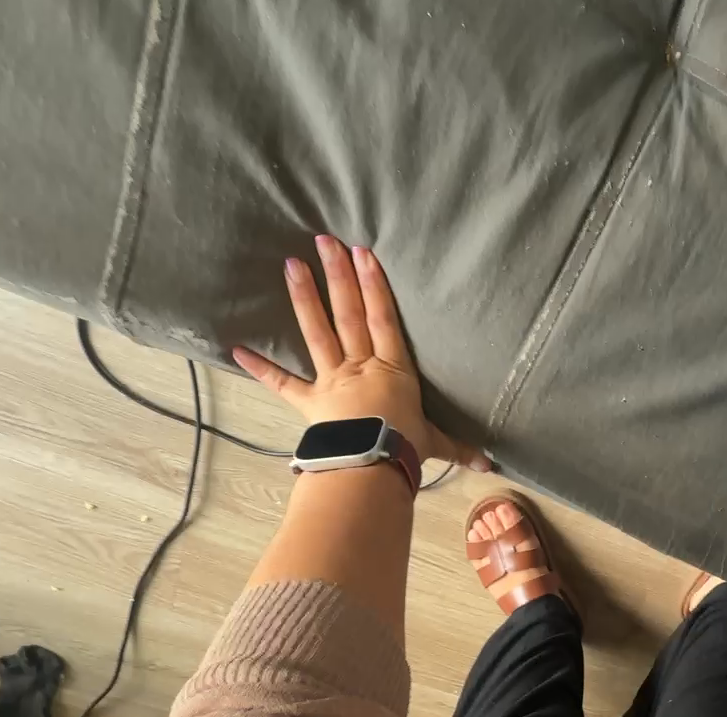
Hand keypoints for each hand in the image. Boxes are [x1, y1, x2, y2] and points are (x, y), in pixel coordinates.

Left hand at [232, 234, 491, 470]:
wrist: (371, 466)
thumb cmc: (406, 449)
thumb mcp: (438, 445)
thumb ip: (461, 448)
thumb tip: (490, 465)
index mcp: (393, 370)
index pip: (383, 319)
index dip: (374, 285)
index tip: (363, 253)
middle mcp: (360, 367)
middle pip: (348, 315)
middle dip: (339, 277)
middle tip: (325, 241)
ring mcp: (332, 381)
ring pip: (317, 333)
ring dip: (304, 299)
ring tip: (291, 264)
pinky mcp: (310, 402)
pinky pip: (283, 383)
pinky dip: (261, 368)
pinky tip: (235, 349)